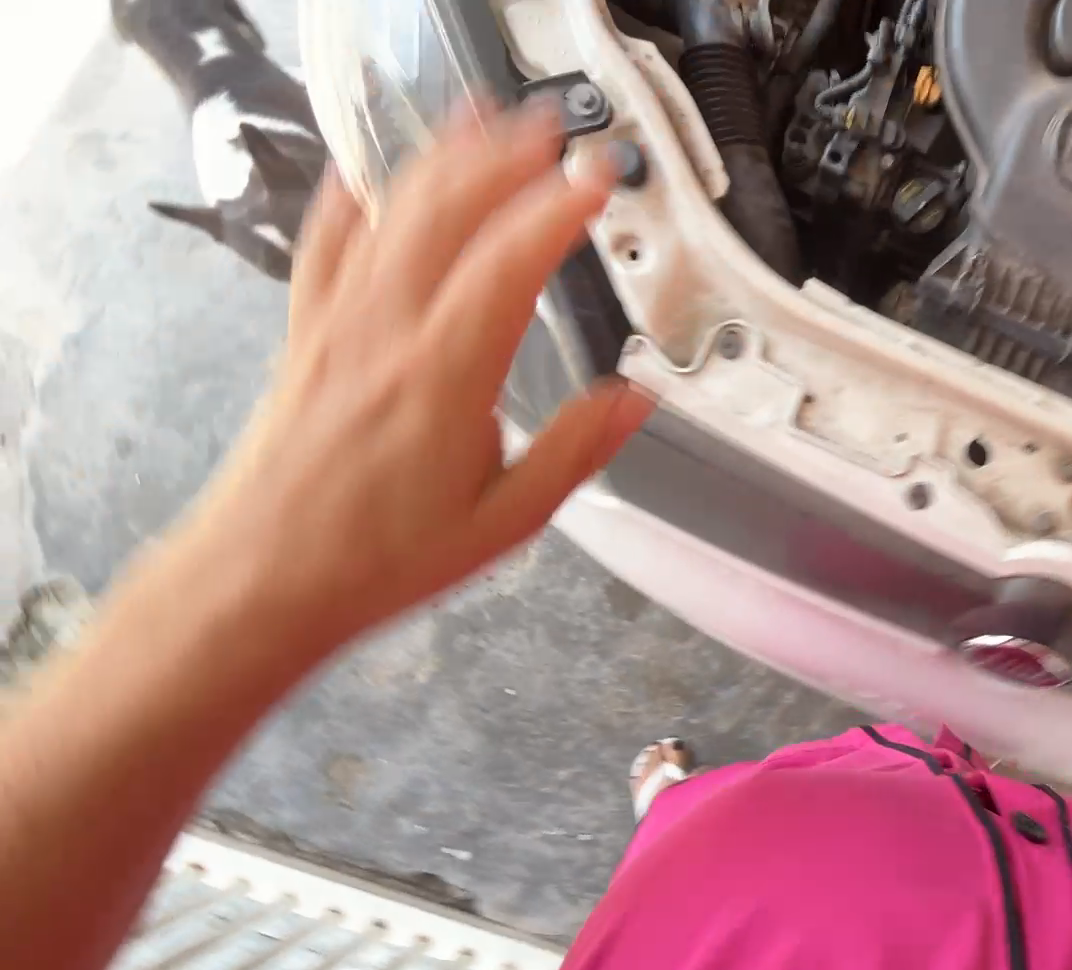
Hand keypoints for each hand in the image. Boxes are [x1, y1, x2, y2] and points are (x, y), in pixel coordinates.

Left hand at [165, 105, 653, 648]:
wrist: (264, 577)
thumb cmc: (386, 554)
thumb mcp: (514, 516)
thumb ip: (579, 449)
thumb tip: (636, 399)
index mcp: (443, 377)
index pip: (507, 266)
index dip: (556, 213)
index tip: (595, 180)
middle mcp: (382, 333)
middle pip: (443, 216)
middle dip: (502, 160)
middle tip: (549, 129)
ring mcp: (335, 325)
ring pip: (386, 215)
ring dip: (439, 159)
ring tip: (481, 121)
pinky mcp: (306, 334)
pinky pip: (324, 244)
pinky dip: (352, 195)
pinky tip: (369, 169)